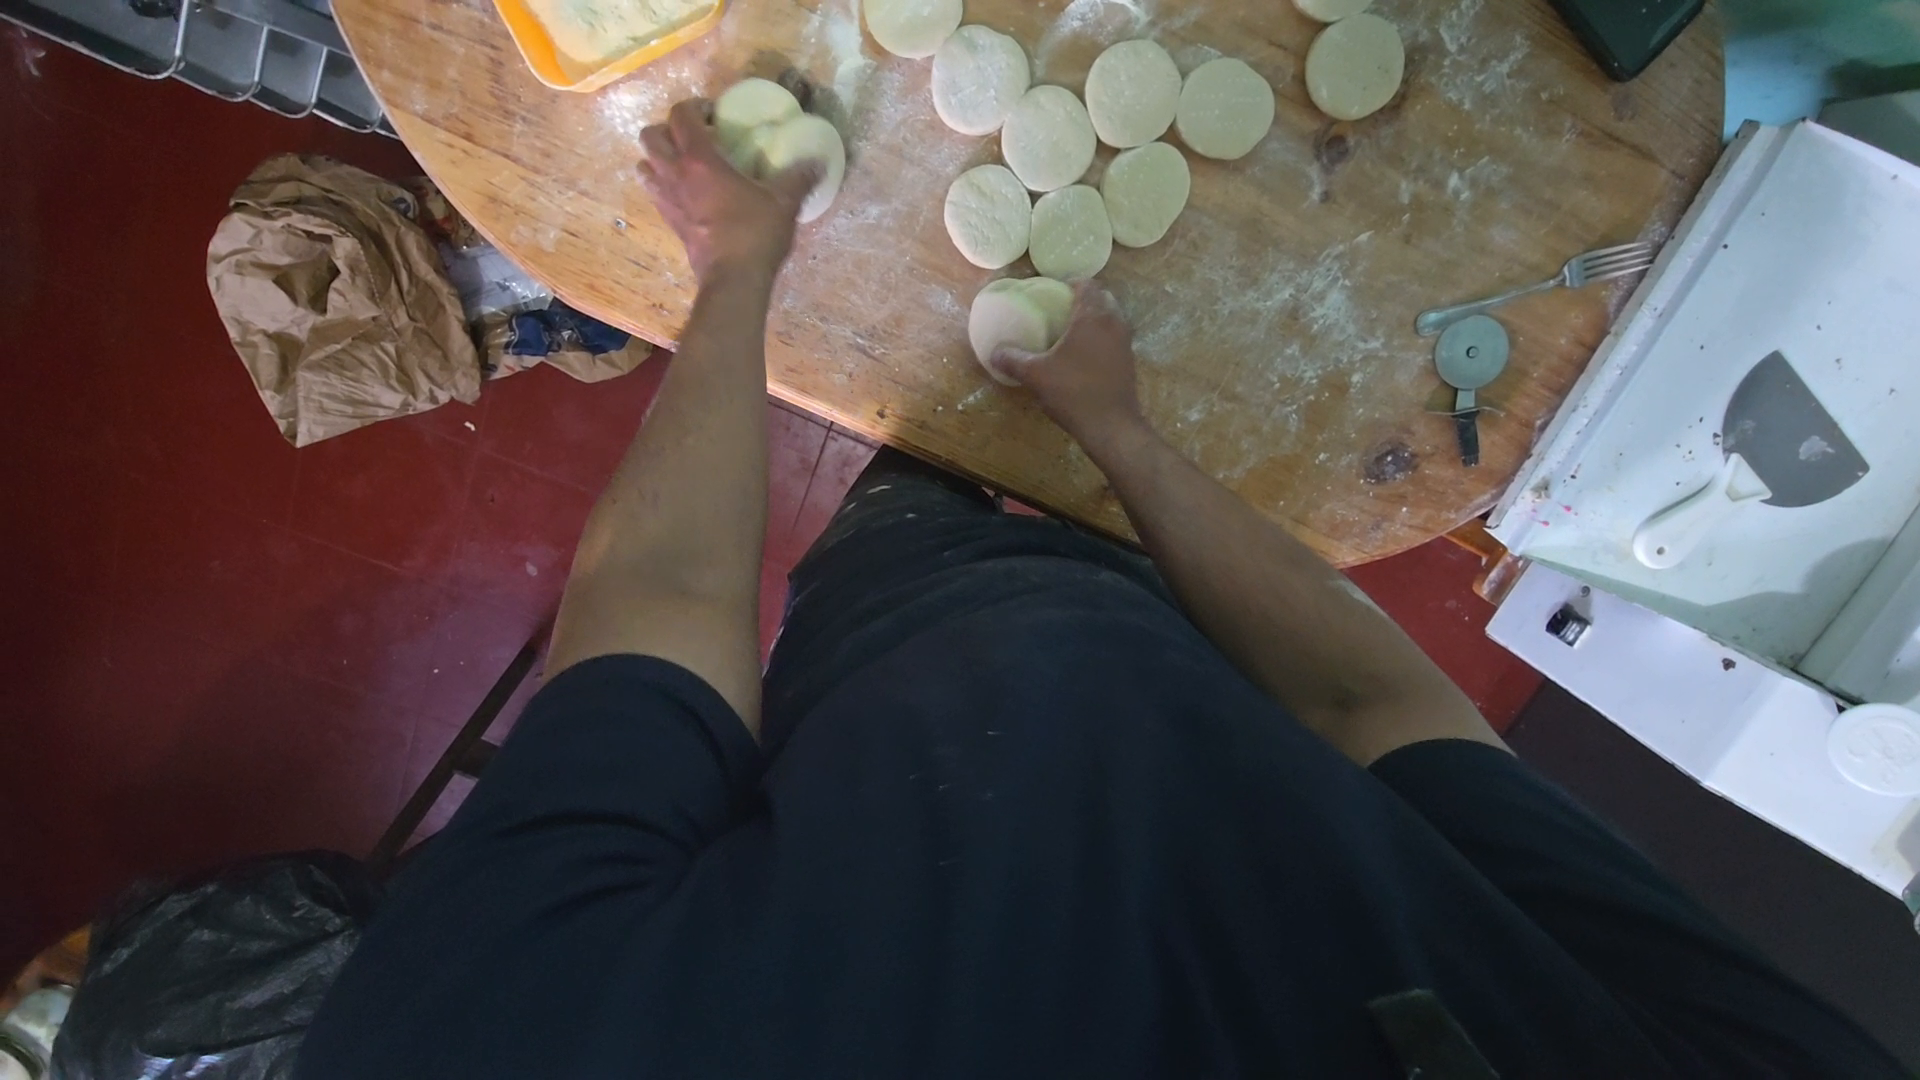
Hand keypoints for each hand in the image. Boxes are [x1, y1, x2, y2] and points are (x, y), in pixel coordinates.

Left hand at [637, 99, 820, 283]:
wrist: (734, 280)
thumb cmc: (756, 235)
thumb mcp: (783, 203)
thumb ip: (799, 178)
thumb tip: (820, 162)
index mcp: (700, 160)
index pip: (681, 116)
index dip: (694, 107)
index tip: (714, 115)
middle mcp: (676, 174)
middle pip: (651, 136)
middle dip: (667, 130)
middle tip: (693, 139)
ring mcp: (669, 201)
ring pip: (645, 165)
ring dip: (657, 159)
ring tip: (681, 165)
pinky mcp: (671, 224)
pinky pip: (654, 195)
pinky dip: (661, 187)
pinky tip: (683, 194)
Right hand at [989, 283, 1147, 445]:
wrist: (1111, 426)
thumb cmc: (1073, 392)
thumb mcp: (1036, 375)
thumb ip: (1013, 359)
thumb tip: (994, 352)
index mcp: (1092, 316)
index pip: (1086, 284)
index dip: (1070, 284)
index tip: (1053, 294)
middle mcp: (1114, 323)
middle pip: (1102, 298)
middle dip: (1083, 301)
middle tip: (1060, 312)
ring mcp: (1125, 343)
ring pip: (1111, 319)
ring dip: (1094, 321)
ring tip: (1071, 335)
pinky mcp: (1129, 362)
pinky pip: (1114, 340)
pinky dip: (1101, 340)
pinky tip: (1084, 358)